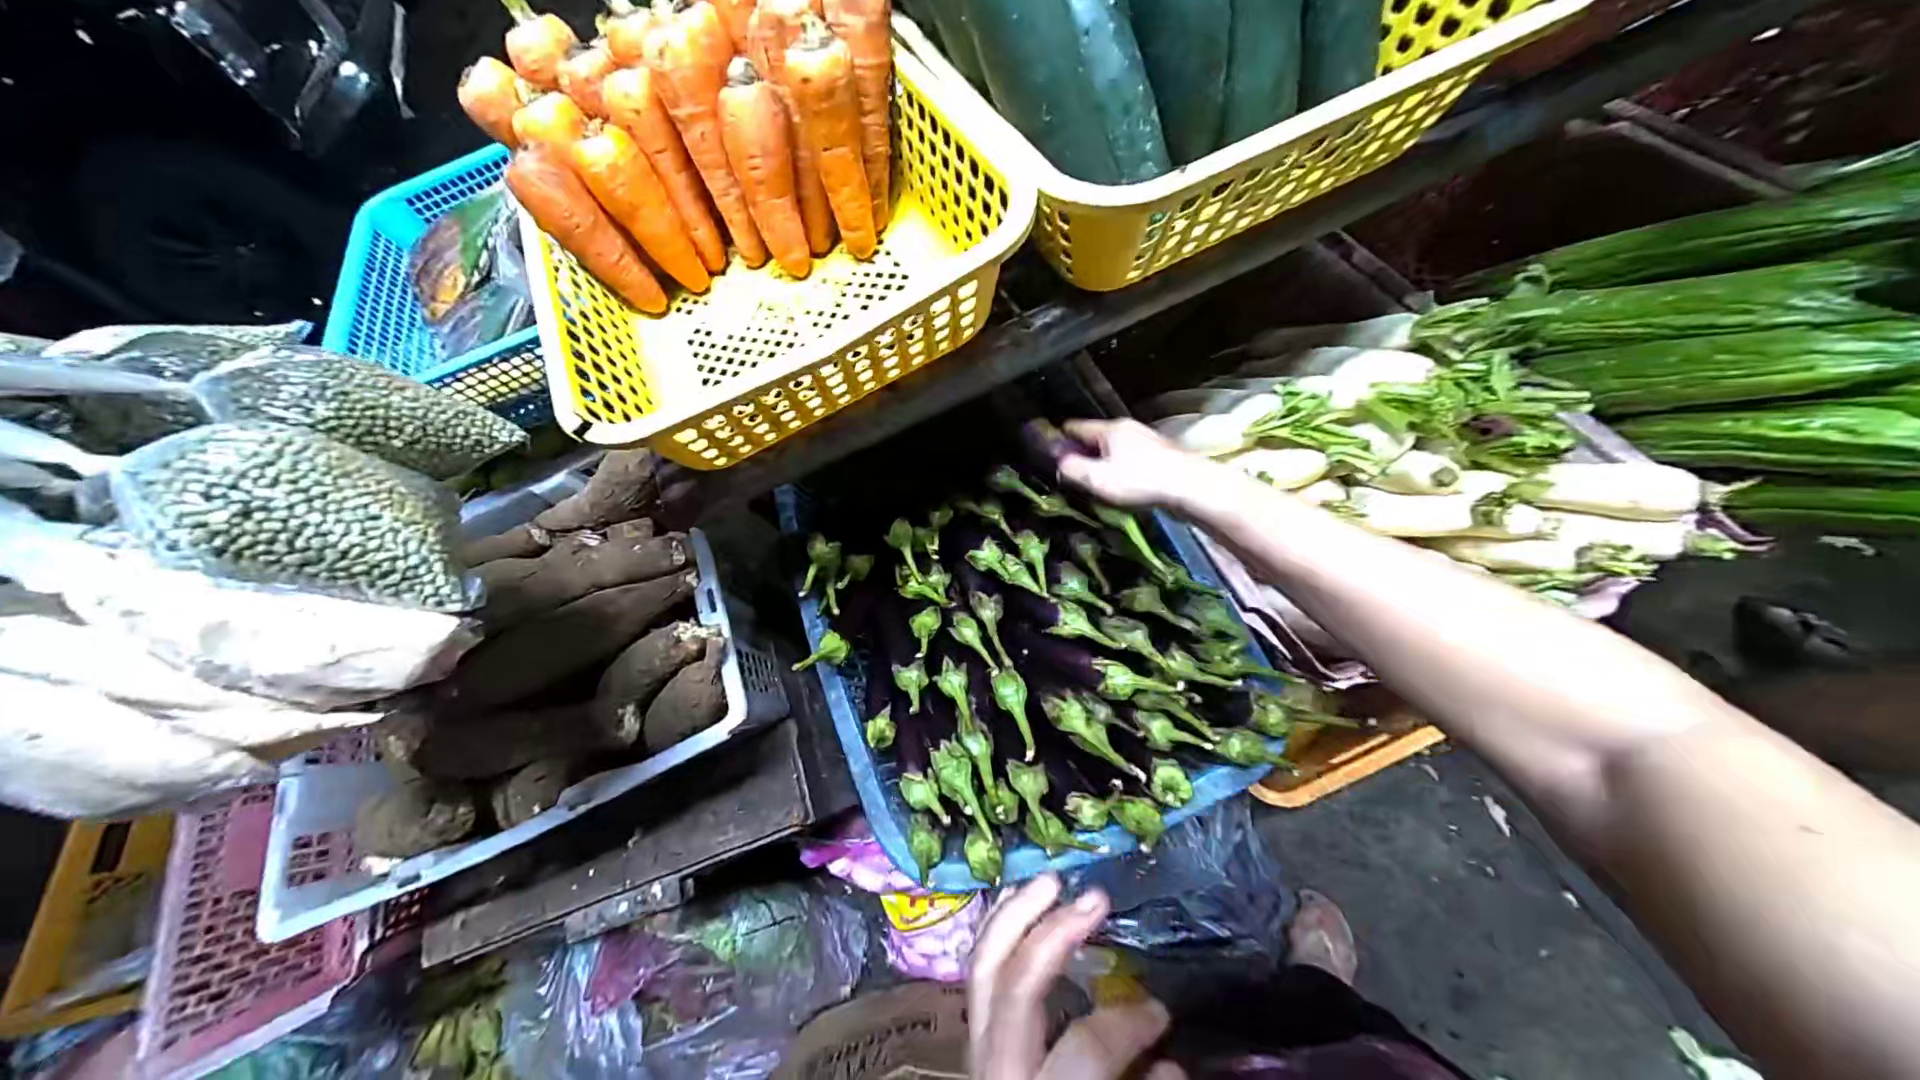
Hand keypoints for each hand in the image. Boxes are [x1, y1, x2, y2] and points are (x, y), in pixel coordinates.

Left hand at [968, 874, 1184, 1079]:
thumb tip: (1168, 1066)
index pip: (1084, 1052)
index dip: (1127, 1025)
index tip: (1161, 1012)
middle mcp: (999, 1075)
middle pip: (1015, 989)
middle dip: (1053, 936)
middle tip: (1094, 897)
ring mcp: (976, 1058)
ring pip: (982, 971)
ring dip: (1014, 918)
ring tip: (1047, 882)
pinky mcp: (971, 1047)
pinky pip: (978, 978)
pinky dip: (997, 936)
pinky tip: (1016, 908)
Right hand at [1055, 419, 1233, 512]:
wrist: (1191, 488)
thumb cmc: (1141, 481)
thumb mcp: (1098, 479)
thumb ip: (1072, 469)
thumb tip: (1058, 464)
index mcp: (1109, 429)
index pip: (1074, 426)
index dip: (1057, 439)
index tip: (1047, 454)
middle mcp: (1127, 429)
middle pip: (1094, 437)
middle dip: (1080, 452)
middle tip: (1068, 473)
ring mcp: (1146, 441)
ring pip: (1113, 449)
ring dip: (1101, 462)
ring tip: (1093, 482)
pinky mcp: (1160, 456)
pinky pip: (1129, 458)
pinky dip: (1119, 468)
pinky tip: (1120, 485)